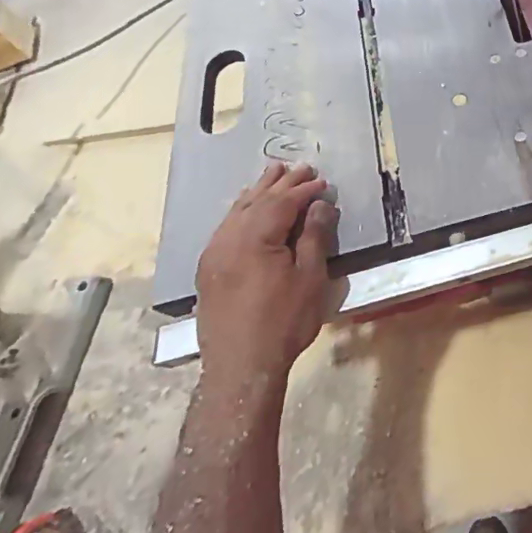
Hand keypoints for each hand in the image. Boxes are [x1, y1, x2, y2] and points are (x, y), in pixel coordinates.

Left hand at [194, 161, 334, 382]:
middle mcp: (227, 240)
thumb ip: (314, 237)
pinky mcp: (209, 270)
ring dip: (258, 192)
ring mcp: (213, 255)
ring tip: (272, 174)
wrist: (240, 366)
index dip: (303, 190)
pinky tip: (247, 208)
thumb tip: (319, 205)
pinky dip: (242, 211)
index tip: (323, 181)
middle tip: (299, 166)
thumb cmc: (284, 321)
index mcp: (254, 239)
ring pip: (237, 212)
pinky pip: (226, 227)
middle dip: (280, 183)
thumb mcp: (310, 278)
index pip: (281, 203)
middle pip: (256, 201)